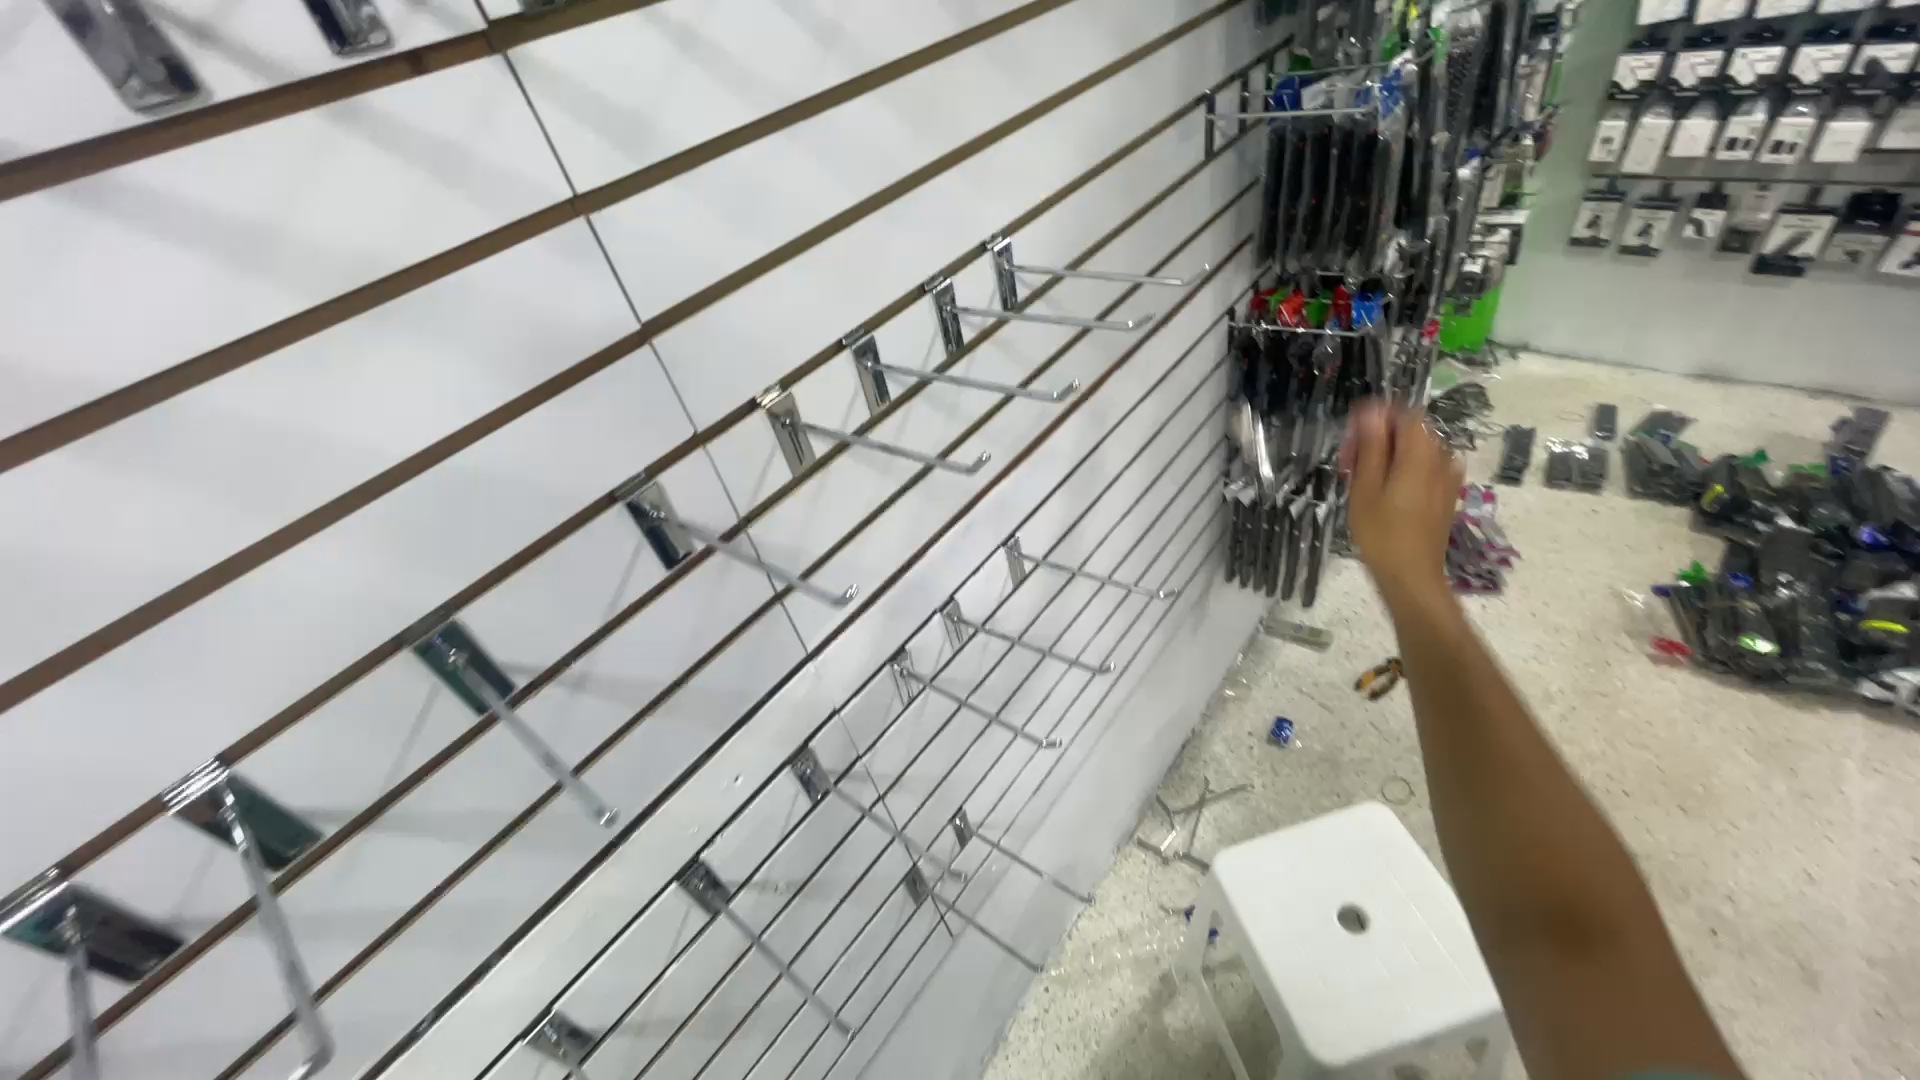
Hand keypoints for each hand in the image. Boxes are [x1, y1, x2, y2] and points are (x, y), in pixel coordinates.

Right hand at [1340, 401, 1463, 608]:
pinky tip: (1385, 494)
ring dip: (1388, 457)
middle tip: (1348, 466)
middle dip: (1378, 439)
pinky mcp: (1446, 496)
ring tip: (1362, 483)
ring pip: (1415, 451)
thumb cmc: (1381, 532)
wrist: (1411, 575)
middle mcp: (1440, 458)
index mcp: (1419, 453)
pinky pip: (1424, 470)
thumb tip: (1371, 411)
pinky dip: (1403, 472)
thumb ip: (1370, 446)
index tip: (1350, 438)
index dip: (1375, 418)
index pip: (1403, 414)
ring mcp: (1447, 478)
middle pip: (1409, 432)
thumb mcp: (1365, 487)